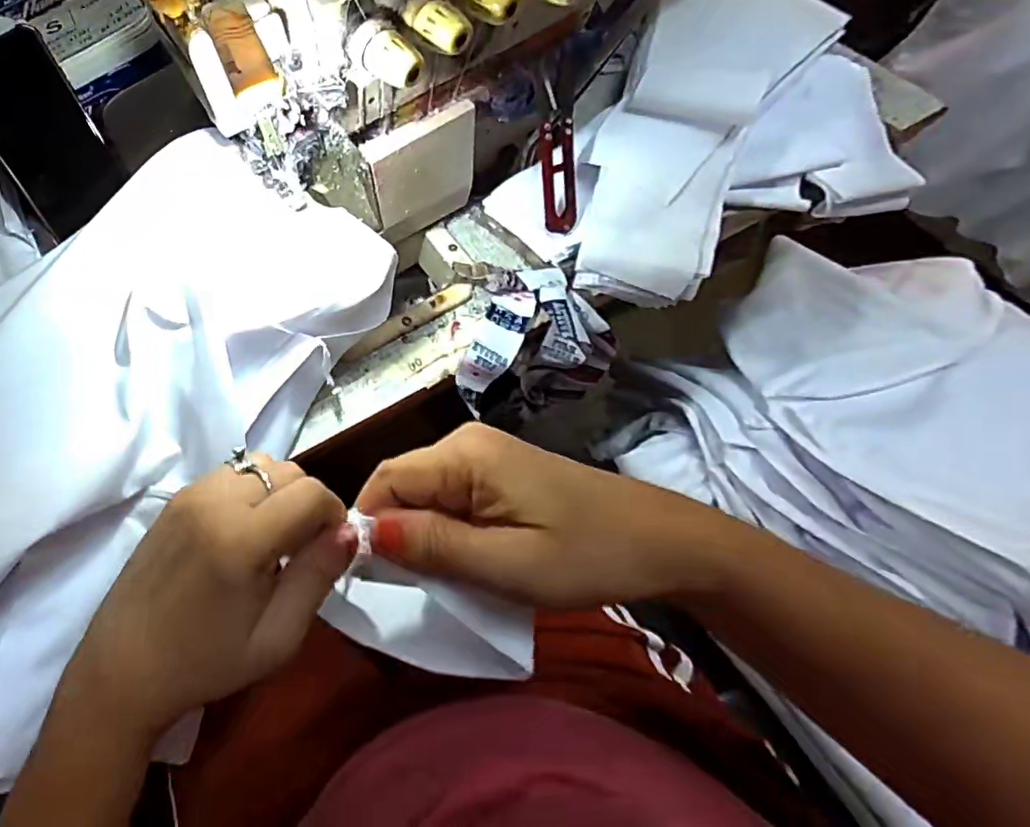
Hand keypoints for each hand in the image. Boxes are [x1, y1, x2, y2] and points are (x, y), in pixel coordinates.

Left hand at [59, 454, 353, 741]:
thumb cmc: (206, 661)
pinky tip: (240, 531)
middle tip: (300, 549)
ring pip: (259, 464)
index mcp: (241, 537)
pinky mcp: (176, 496)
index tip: (329, 550)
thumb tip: (348, 530)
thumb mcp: (276, 638)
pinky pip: (230, 472)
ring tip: (270, 538)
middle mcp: (216, 500)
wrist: (124, 665)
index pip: (311, 492)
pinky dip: (249, 489)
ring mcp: (191, 493)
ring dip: (278, 491)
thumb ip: (317, 576)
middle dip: (308, 502)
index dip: (333, 515)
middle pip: (288, 471)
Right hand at [355, 422, 748, 608]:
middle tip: (408, 586)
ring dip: (420, 534)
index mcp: (464, 455)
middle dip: (394, 532)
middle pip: (401, 483)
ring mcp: (481, 453)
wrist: (664, 542)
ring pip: (422, 492)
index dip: (366, 524)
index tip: (369, 577)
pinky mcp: (495, 470)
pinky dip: (443, 529)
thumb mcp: (509, 566)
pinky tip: (463, 558)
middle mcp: (464, 442)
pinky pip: (448, 496)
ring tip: (437, 577)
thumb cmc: (589, 556)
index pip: (386, 479)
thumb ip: (435, 546)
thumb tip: (365, 532)